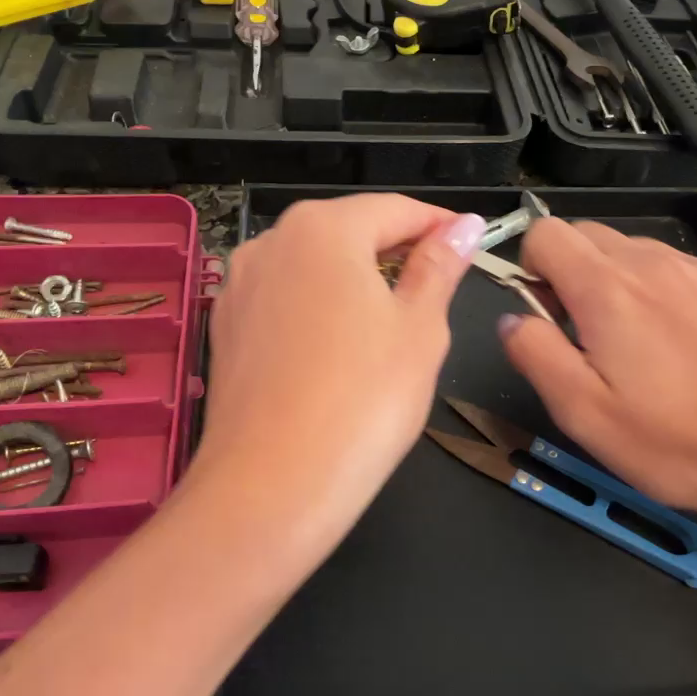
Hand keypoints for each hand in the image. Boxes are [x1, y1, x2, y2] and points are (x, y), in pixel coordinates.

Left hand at [193, 194, 484, 544]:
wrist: (272, 486)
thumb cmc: (363, 401)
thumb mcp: (420, 328)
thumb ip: (441, 265)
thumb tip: (463, 225)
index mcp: (323, 229)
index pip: (395, 209)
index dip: (440, 225)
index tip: (471, 244)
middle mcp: (271, 242)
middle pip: (349, 231)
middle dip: (396, 251)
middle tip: (438, 288)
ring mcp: (239, 284)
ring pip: (313, 266)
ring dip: (355, 281)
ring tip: (389, 326)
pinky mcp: (225, 327)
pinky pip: (284, 300)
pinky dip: (317, 310)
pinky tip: (337, 352)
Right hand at [499, 218, 696, 538]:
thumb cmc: (677, 440)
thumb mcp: (581, 411)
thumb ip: (532, 352)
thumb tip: (512, 318)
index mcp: (606, 287)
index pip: (544, 232)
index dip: (530, 269)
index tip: (547, 319)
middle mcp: (652, 262)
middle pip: (586, 235)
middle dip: (568, 275)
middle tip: (585, 340)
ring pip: (631, 253)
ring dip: (614, 286)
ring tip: (637, 352)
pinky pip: (675, 272)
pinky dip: (658, 296)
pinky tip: (683, 353)